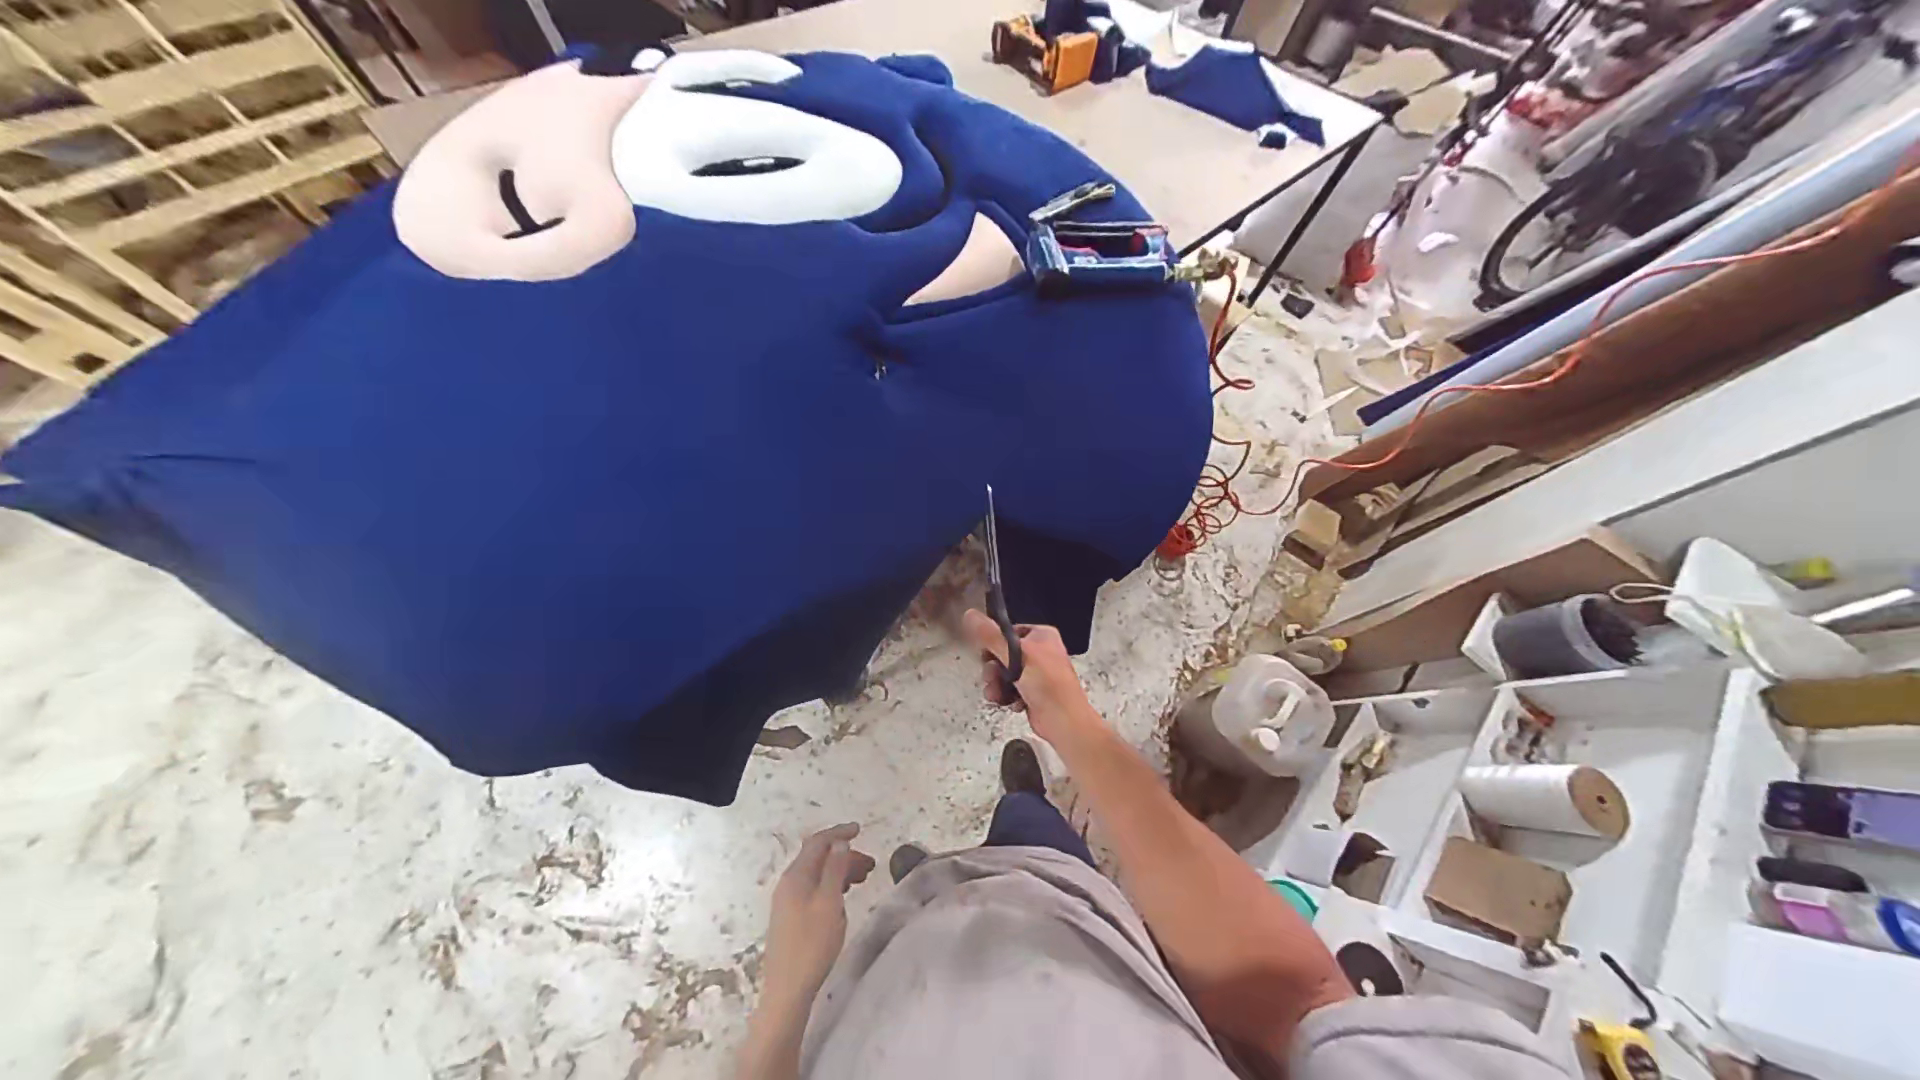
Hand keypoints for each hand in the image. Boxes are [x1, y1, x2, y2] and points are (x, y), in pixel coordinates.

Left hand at [763, 823, 874, 1000]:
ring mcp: (787, 901)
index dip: (839, 833)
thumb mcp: (829, 903)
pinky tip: (844, 897)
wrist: (787, 990)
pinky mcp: (790, 916)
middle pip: (817, 857)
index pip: (818, 842)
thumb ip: (835, 869)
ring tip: (863, 879)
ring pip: (817, 874)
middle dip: (843, 854)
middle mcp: (789, 883)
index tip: (860, 830)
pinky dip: (831, 885)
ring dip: (839, 870)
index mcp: (796, 876)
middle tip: (870, 864)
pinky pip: (813, 888)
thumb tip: (840, 842)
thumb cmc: (812, 944)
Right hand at [962, 610, 1105, 748]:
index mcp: (1042, 636)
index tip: (986, 654)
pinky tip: (1008, 702)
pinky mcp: (1032, 692)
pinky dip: (1006, 696)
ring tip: (999, 694)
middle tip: (993, 677)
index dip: (994, 643)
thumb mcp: (1016, 655)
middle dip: (994, 669)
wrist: (1064, 722)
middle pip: (1002, 654)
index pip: (1008, 632)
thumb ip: (991, 636)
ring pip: (1004, 674)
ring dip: (997, 685)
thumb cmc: (1048, 685)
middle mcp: (1040, 652)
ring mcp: (1037, 673)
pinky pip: (1009, 689)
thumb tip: (970, 615)